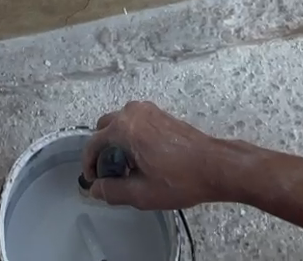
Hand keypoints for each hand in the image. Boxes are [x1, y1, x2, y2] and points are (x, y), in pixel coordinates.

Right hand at [82, 101, 244, 209]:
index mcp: (124, 128)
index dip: (88, 163)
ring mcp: (146, 109)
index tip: (92, 180)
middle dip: (102, 150)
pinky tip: (142, 157)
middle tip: (109, 174)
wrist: (213, 165)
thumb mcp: (142, 194)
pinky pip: (134, 121)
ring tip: (127, 167)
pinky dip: (130, 136)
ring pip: (119, 123)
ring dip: (116, 142)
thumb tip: (95, 189)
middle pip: (104, 128)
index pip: (93, 142)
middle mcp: (132, 112)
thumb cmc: (180, 179)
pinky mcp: (158, 112)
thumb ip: (113, 191)